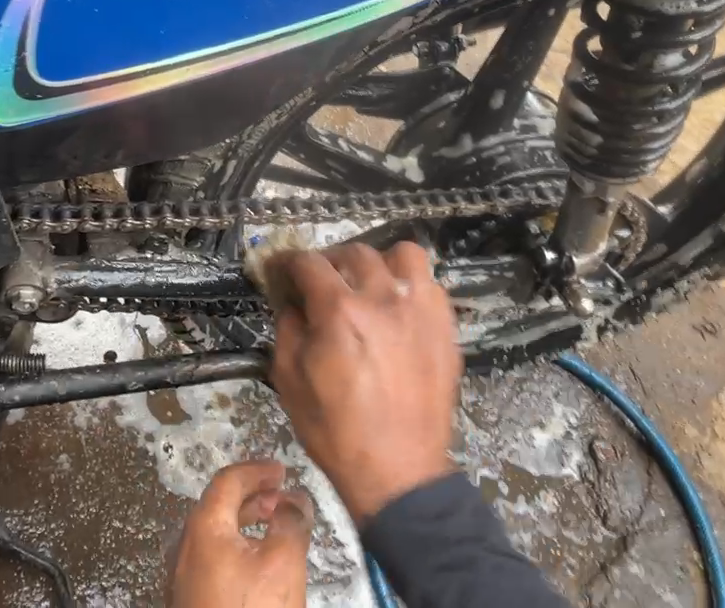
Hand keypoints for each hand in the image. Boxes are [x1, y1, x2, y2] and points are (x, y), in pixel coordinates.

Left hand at [167, 460, 313, 607]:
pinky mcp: (191, 600)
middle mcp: (187, 544)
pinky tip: (260, 566)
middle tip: (283, 497)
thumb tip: (295, 500)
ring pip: (218, 533)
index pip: (228, 481)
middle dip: (254, 496)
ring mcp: (185, 575)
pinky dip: (239, 547)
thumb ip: (291, 523)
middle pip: (220, 505)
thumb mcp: (282, 563)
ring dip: (247, 522)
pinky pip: (215, 558)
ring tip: (278, 529)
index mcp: (204, 526)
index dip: (258, 471)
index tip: (283, 471)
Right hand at [268, 241, 461, 524]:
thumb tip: (292, 300)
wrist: (397, 472)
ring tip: (368, 283)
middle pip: (354, 252)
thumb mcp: (289, 378)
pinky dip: (410, 285)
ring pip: (402, 255)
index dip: (287, 261)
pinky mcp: (445, 328)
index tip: (279, 269)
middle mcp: (383, 299)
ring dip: (379, 262)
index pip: (308, 262)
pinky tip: (397, 306)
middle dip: (329, 261)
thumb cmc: (335, 430)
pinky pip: (430, 284)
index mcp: (339, 311)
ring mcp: (420, 311)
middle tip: (320, 282)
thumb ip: (287, 327)